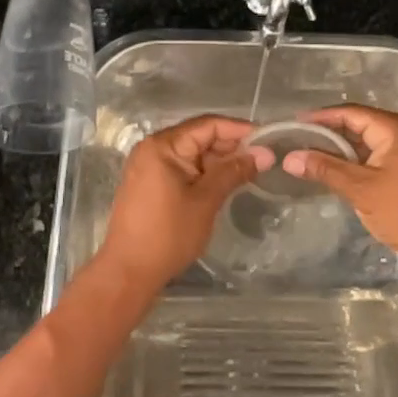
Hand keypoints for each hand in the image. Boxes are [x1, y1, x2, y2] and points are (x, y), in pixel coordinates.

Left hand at [99, 115, 271, 290]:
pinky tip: (226, 181)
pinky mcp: (150, 183)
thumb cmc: (168, 234)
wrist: (129, 271)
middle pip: (199, 136)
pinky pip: (183, 168)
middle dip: (231, 146)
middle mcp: (153, 148)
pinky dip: (204, 172)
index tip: (268, 138)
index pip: (207, 125)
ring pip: (192, 154)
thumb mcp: (205, 201)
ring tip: (251, 170)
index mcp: (163, 146)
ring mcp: (149, 166)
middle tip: (264, 158)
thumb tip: (264, 154)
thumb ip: (233, 172)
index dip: (239, 129)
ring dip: (220, 161)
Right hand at [282, 105, 397, 268]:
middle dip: (327, 133)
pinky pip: (375, 155)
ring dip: (340, 149)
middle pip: (358, 124)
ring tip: (308, 157)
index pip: (350, 113)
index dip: (320, 117)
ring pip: (366, 142)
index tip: (292, 124)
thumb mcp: (361, 189)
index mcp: (394, 128)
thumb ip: (325, 169)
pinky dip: (354, 161)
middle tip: (295, 142)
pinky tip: (334, 172)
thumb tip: (289, 158)